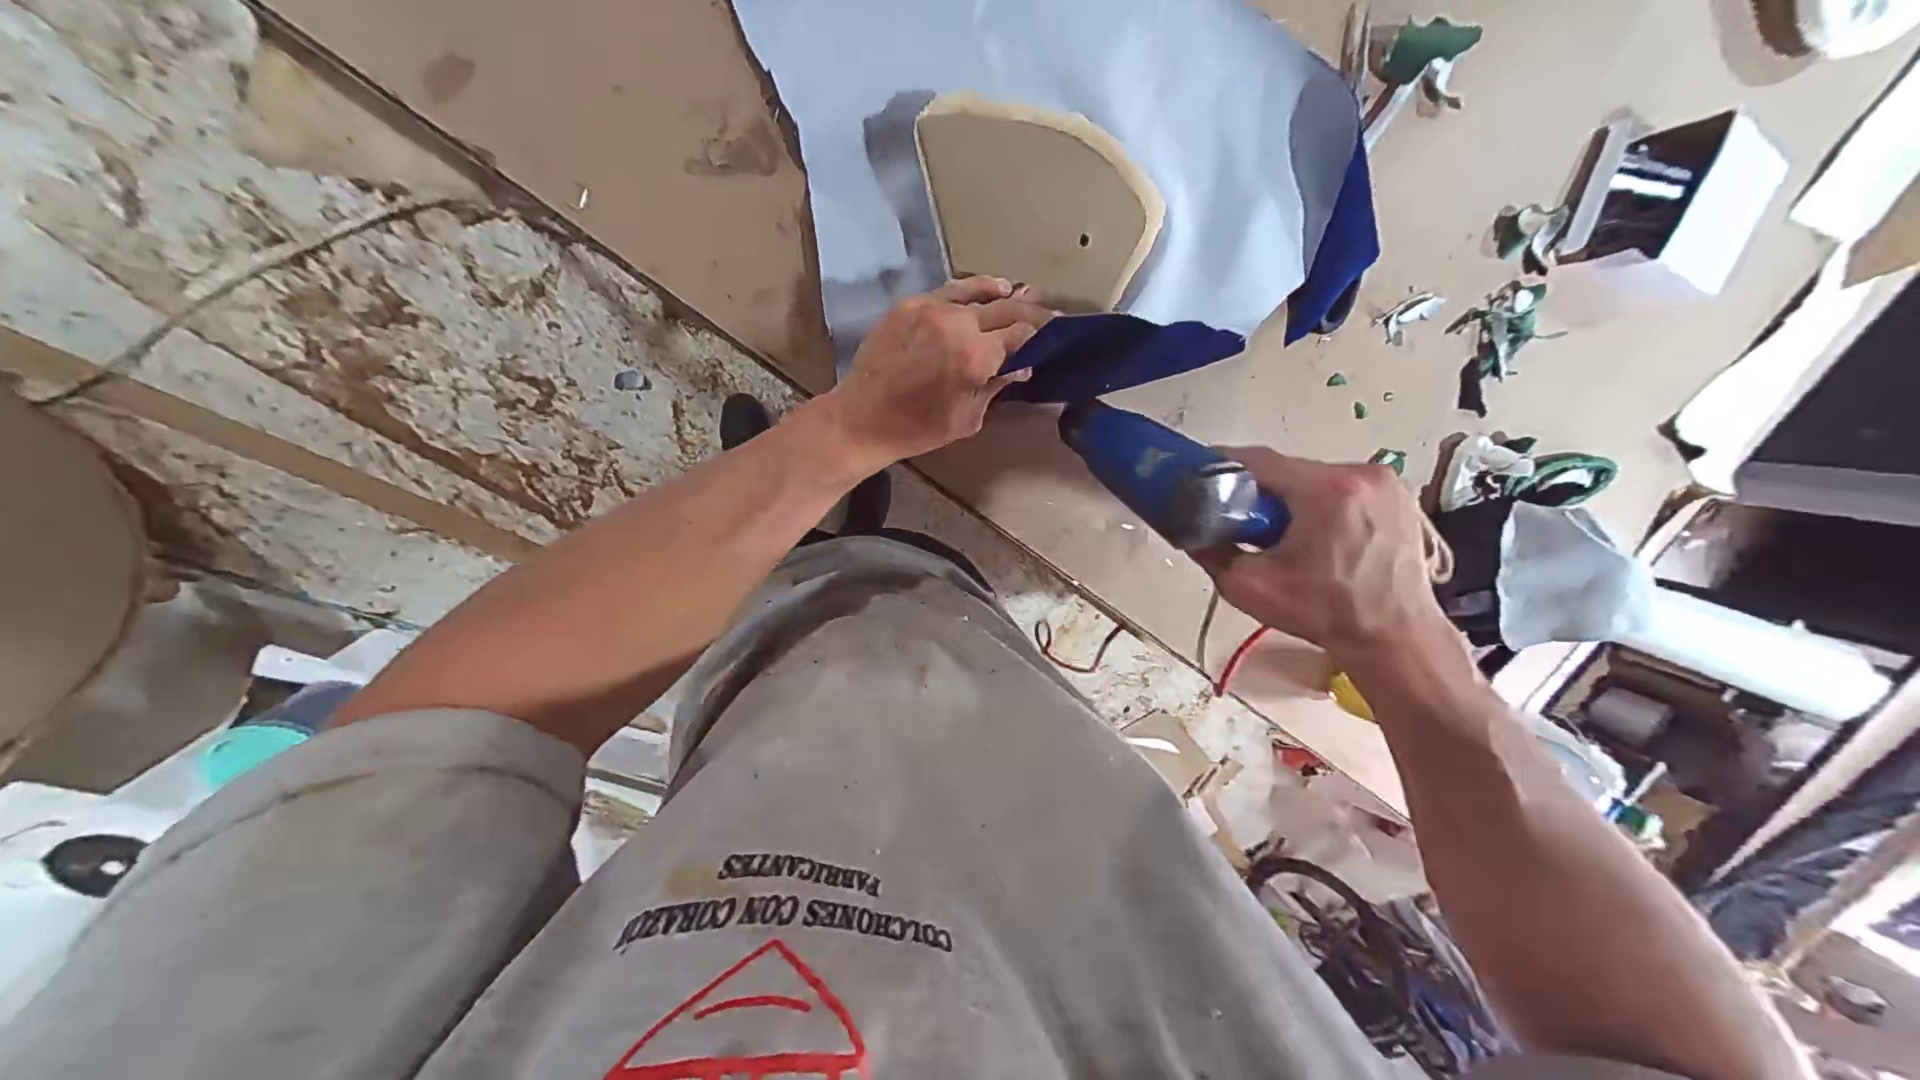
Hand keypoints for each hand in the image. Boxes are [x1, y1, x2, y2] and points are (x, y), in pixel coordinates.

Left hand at [821, 277, 1052, 465]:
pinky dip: (972, 289)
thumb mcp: (968, 417)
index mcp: (975, 356)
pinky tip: (985, 291)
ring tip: (1021, 293)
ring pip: (979, 291)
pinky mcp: (910, 305)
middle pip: (1006, 307)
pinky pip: (950, 291)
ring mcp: (931, 309)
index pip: (1020, 333)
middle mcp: (957, 324)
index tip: (1054, 333)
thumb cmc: (918, 428)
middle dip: (1030, 311)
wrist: (863, 418)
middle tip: (1047, 313)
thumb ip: (997, 386)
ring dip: (1004, 293)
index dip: (1040, 333)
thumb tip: (1021, 365)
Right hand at [1193, 449, 1451, 670]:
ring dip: (1291, 500)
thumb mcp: (1250, 587)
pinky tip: (1316, 538)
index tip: (1205, 481)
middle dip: (1260, 494)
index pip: (1259, 460)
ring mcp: (1387, 485)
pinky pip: (1343, 488)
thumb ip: (1212, 554)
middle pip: (1289, 469)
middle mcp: (1363, 476)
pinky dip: (1322, 506)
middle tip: (1244, 525)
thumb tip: (1192, 533)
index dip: (1223, 468)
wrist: (1394, 638)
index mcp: (1328, 491)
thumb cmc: (1330, 614)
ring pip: (1315, 478)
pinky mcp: (1398, 498)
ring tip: (1284, 537)